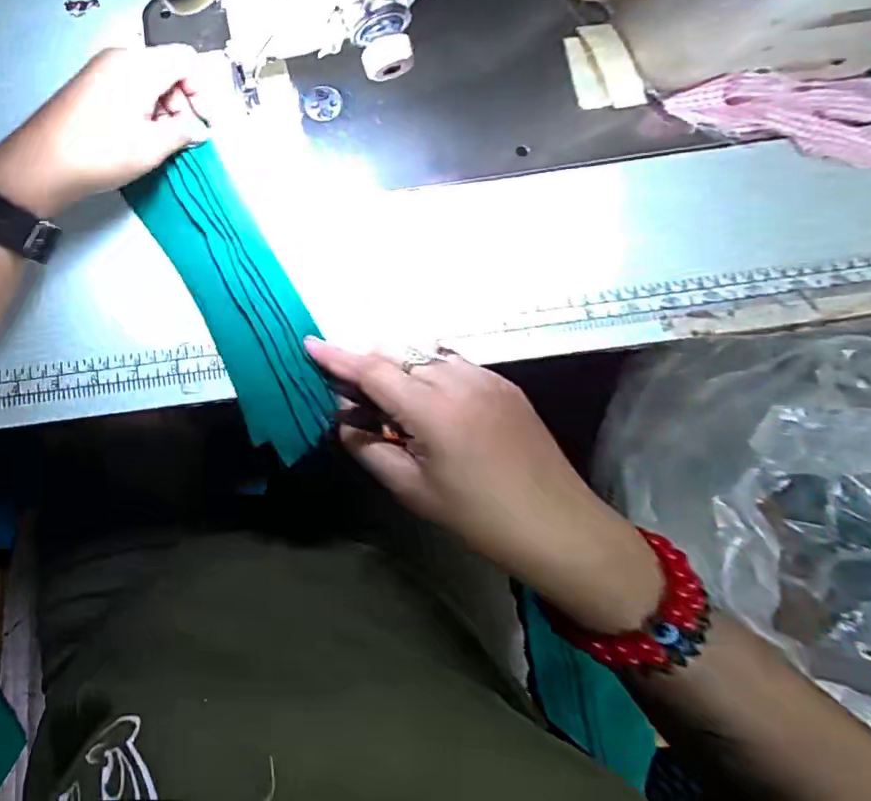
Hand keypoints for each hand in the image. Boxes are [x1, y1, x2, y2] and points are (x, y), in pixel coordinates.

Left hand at [0, 45, 214, 217]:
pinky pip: (130, 89)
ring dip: (162, 109)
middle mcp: (119, 59)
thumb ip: (184, 131)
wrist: (39, 167)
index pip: (187, 60)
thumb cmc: (94, 154)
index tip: (201, 120)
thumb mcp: (152, 147)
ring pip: (150, 81)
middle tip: (179, 136)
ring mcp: (101, 71)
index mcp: (138, 65)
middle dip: (182, 102)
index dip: (202, 91)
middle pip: (169, 69)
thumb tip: (197, 128)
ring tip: (155, 142)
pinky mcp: (90, 86)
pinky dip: (142, 110)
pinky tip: (135, 138)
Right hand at [305, 337, 663, 633]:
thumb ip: (369, 448)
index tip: (310, 343)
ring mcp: (487, 378)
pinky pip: (455, 367)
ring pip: (427, 359)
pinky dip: (432, 376)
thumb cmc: (480, 518)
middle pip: (398, 359)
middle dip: (371, 371)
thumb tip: (346, 420)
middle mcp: (459, 381)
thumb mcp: (412, 490)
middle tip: (357, 402)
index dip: (338, 357)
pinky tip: (435, 408)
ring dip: (403, 372)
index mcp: (433, 410)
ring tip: (398, 409)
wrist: (560, 527)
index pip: (373, 371)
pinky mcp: (505, 385)